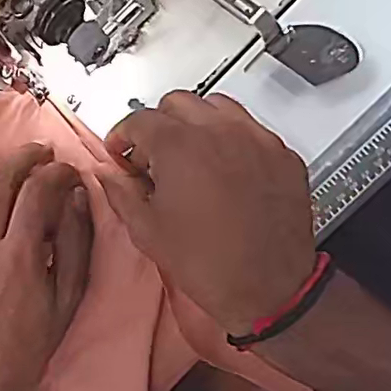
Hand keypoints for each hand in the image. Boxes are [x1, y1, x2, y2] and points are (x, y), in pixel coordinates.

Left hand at [0, 143, 93, 390]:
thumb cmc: (33, 339)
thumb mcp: (69, 296)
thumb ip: (75, 241)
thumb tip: (77, 196)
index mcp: (18, 256)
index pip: (37, 191)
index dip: (58, 173)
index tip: (72, 173)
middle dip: (25, 157)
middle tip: (44, 154)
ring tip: (15, 164)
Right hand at [101, 92, 316, 335]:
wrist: (268, 288)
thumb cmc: (210, 264)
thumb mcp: (148, 231)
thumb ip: (121, 193)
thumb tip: (108, 176)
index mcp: (180, 147)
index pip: (140, 120)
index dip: (122, 136)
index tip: (121, 151)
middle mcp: (219, 133)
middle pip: (177, 103)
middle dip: (157, 124)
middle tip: (152, 155)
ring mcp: (255, 140)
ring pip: (217, 105)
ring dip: (195, 123)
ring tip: (190, 155)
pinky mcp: (282, 154)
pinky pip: (251, 129)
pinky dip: (232, 139)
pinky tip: (224, 167)